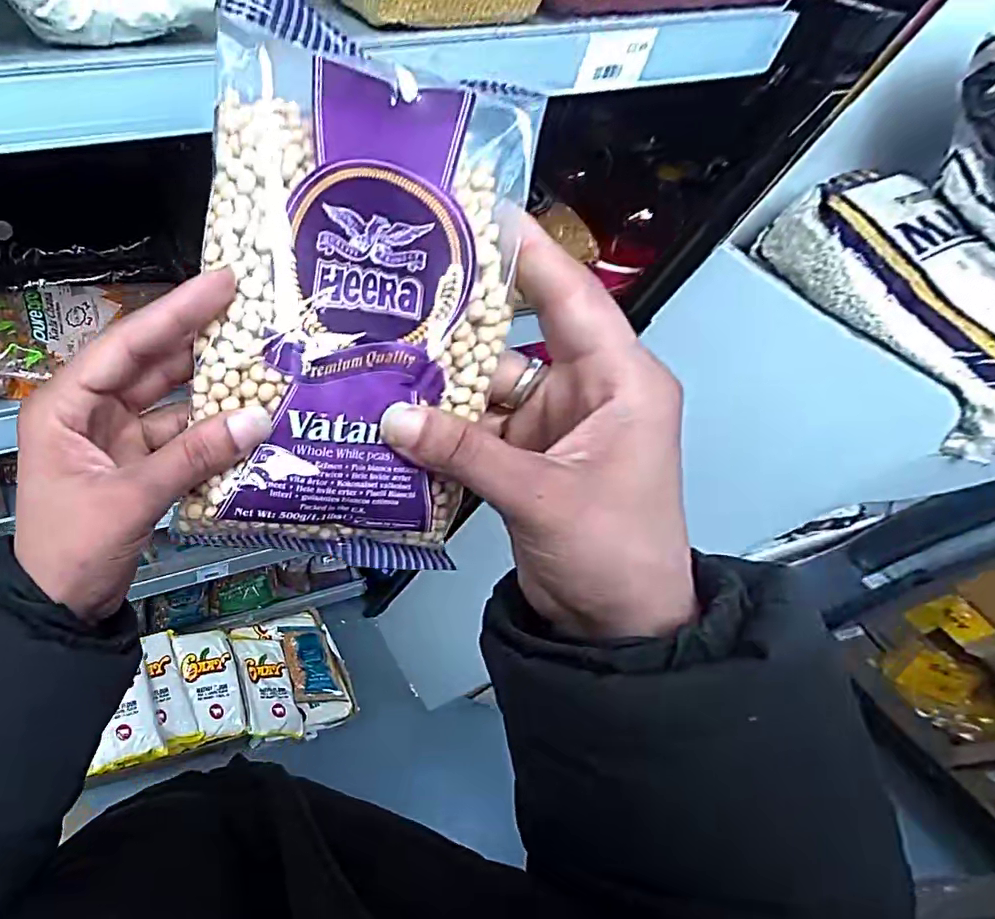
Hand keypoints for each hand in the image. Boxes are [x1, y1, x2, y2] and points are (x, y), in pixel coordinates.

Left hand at [14, 271, 271, 621]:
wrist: (58, 606)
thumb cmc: (72, 550)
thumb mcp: (130, 500)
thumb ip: (192, 459)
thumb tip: (255, 421)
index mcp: (63, 406)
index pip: (124, 345)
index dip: (175, 312)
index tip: (222, 283)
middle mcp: (86, 413)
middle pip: (147, 366)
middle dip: (197, 342)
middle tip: (251, 312)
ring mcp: (111, 439)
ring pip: (165, 402)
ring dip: (207, 390)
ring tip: (259, 364)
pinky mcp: (132, 466)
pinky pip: (174, 439)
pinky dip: (205, 435)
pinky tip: (242, 424)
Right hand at [379, 218, 695, 639]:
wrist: (614, 623)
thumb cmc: (612, 549)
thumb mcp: (540, 495)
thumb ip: (464, 453)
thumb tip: (392, 417)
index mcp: (617, 383)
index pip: (573, 301)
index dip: (530, 258)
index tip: (484, 219)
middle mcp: (580, 396)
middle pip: (510, 349)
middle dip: (454, 339)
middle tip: (395, 316)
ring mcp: (545, 432)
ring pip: (481, 397)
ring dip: (435, 397)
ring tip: (377, 379)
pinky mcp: (518, 464)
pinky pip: (470, 436)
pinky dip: (436, 437)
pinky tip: (395, 429)